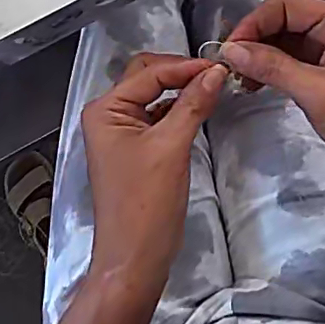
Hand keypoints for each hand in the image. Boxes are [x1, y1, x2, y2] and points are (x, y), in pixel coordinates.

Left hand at [80, 54, 226, 299]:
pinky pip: (156, 118)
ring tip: (214, 87)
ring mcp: (119, 132)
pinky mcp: (134, 149)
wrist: (134, 258)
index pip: (147, 73)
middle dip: (179, 73)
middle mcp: (107, 115)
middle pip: (145, 78)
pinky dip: (177, 111)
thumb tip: (215, 73)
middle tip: (216, 74)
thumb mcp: (171, 148)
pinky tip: (199, 109)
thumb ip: (192, 105)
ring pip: (152, 97)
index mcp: (104, 109)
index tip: (220, 66)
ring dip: (180, 90)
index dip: (184, 67)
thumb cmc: (145, 204)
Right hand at [218, 0, 324, 185]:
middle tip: (231, 67)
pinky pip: (295, 55)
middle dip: (254, 41)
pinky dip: (274, 67)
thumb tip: (230, 50)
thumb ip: (271, 66)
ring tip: (243, 79)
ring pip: (286, 38)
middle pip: (283, 19)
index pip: (284, 6)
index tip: (229, 51)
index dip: (252, 25)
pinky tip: (259, 83)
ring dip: (261, 56)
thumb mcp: (316, 94)